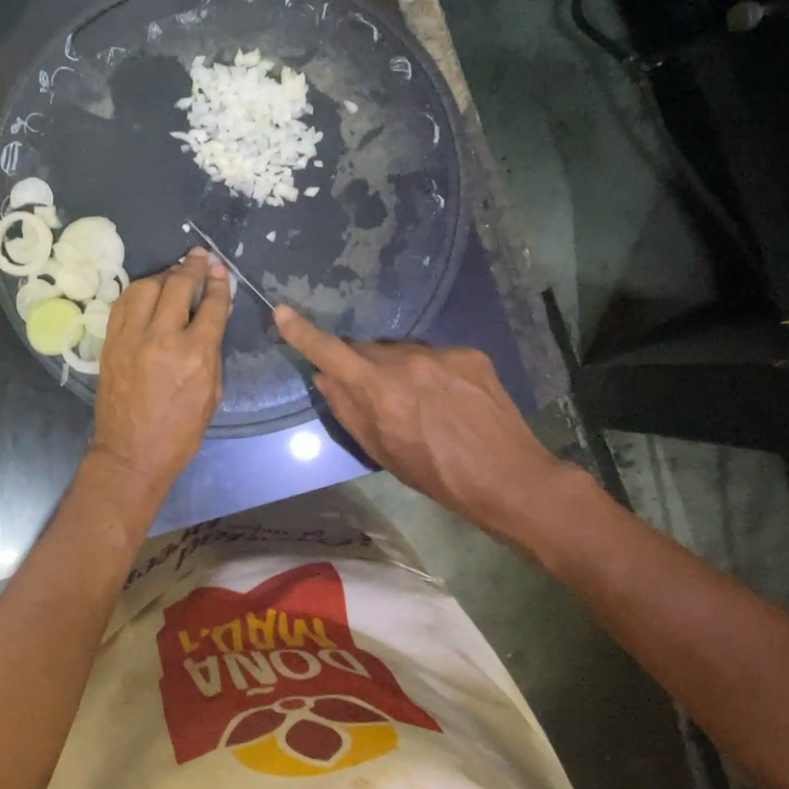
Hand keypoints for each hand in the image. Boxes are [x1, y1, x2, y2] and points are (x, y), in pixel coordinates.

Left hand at [90, 249, 233, 493]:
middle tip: (199, 257)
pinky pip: (122, 305)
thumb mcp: (212, 392)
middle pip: (177, 286)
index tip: (219, 269)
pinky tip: (146, 291)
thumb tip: (213, 314)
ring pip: (144, 288)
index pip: (211, 305)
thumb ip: (212, 349)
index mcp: (195, 355)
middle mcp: (162, 339)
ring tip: (173, 274)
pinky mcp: (110, 343)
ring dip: (162, 276)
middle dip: (191, 267)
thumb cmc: (180, 431)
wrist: (132, 452)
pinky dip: (136, 292)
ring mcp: (130, 339)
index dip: (218, 282)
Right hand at [273, 305, 580, 539]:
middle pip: (366, 350)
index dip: (302, 333)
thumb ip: (346, 408)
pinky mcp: (471, 355)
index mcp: (380, 390)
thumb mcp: (379, 449)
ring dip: (396, 368)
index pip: (329, 352)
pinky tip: (446, 398)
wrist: (506, 476)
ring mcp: (442, 355)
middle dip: (359, 365)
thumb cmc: (433, 473)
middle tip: (371, 395)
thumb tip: (324, 377)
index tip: (282, 312)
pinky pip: (434, 355)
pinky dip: (429, 371)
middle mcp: (408, 362)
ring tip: (416, 402)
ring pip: (401, 351)